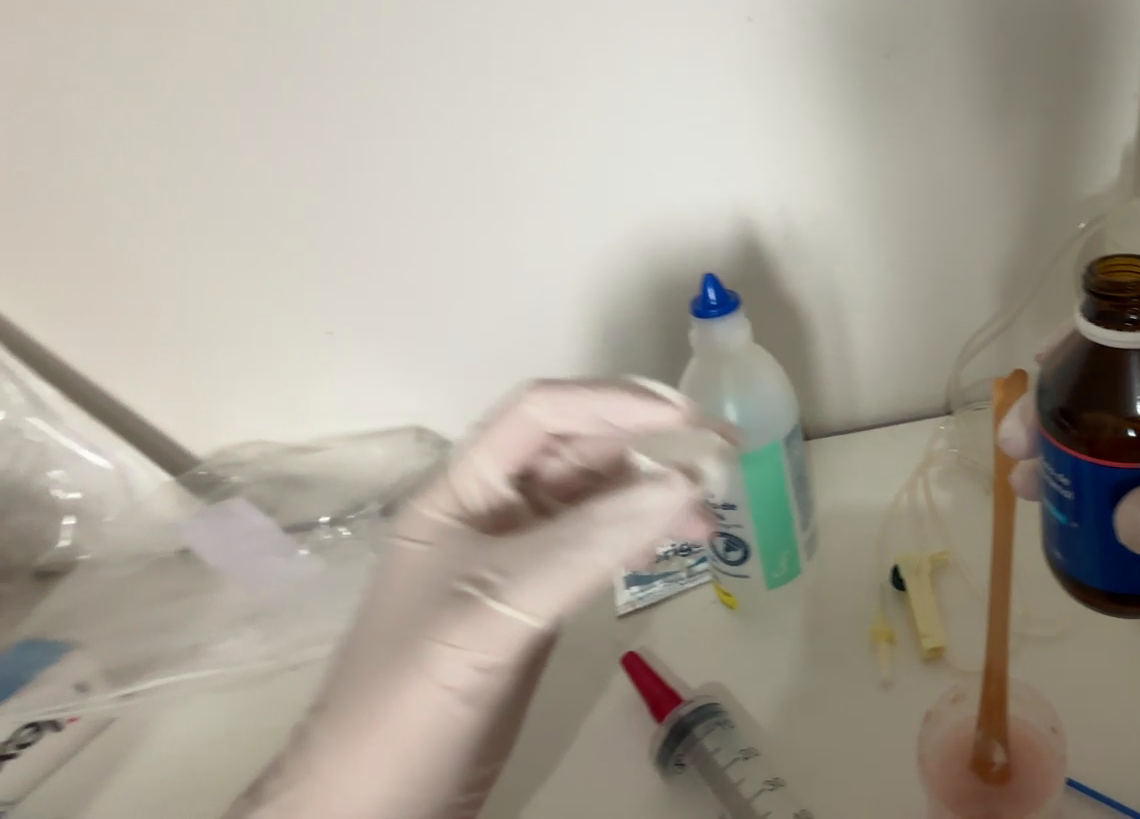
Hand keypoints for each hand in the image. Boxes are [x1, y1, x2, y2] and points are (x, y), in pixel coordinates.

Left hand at [228, 379, 724, 818]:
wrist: (375, 808)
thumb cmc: (410, 698)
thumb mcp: (496, 611)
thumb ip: (589, 543)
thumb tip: (687, 483)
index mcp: (462, 491)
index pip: (541, 413)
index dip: (614, 401)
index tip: (688, 418)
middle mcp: (495, 507)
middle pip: (581, 446)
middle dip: (651, 440)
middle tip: (723, 451)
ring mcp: (522, 550)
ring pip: (602, 492)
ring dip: (659, 491)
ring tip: (710, 516)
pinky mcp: (545, 590)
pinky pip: (608, 538)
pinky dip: (650, 531)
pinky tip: (684, 541)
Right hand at [1001, 304, 1139, 727]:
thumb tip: (1117, 520)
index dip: (1101, 335)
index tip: (1045, 367)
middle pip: (1131, 387)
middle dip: (1069, 406)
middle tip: (1020, 444)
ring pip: (1131, 441)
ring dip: (1077, 455)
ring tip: (1027, 484)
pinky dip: (1106, 496)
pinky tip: (1075, 518)